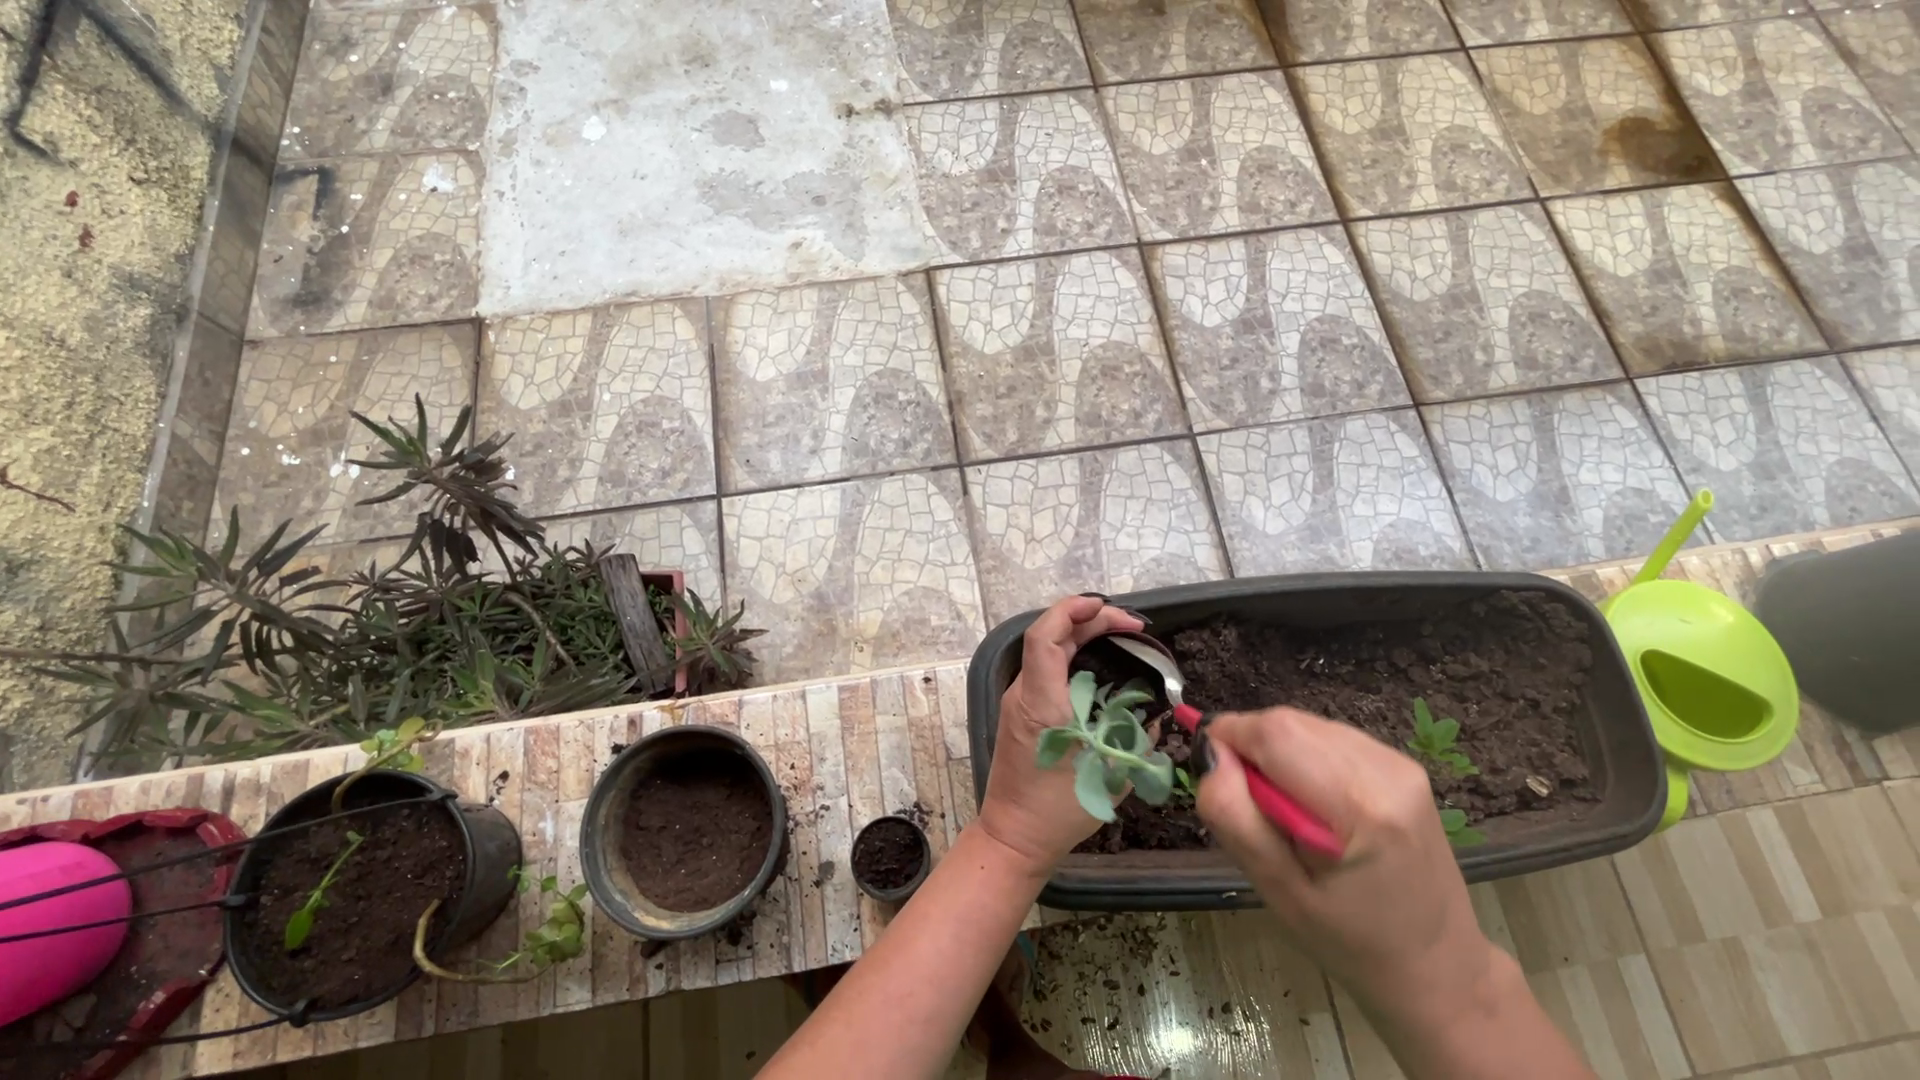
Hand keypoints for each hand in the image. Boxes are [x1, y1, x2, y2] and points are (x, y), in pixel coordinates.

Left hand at [976, 596, 1143, 875]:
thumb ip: (1137, 741)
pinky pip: (1047, 672)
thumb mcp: (1110, 776)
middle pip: (1049, 637)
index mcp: (1041, 703)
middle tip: (1134, 627)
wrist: (1014, 838)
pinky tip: (1104, 671)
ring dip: (1082, 637)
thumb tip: (1156, 716)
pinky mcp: (1021, 714)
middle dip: (1090, 621)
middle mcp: (1023, 695)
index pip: (1044, 637)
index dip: (1072, 611)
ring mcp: (1018, 703)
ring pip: (1047, 653)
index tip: (1107, 607)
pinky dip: (1074, 660)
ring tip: (1123, 639)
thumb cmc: (1059, 810)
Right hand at [1195, 708, 1496, 1022]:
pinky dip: (1305, 757)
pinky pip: (1330, 737)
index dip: (1230, 737)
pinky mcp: (1404, 765)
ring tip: (1284, 811)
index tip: (1215, 775)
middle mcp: (1386, 771)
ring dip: (1278, 753)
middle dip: (1251, 747)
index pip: (1275, 732)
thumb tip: (1212, 755)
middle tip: (1249, 804)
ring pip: (1307, 725)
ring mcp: (1400, 764)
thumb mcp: (1277, 891)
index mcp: (1359, 808)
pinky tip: (1314, 803)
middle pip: (1289, 722)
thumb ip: (1235, 817)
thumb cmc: (1348, 940)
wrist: (1435, 963)